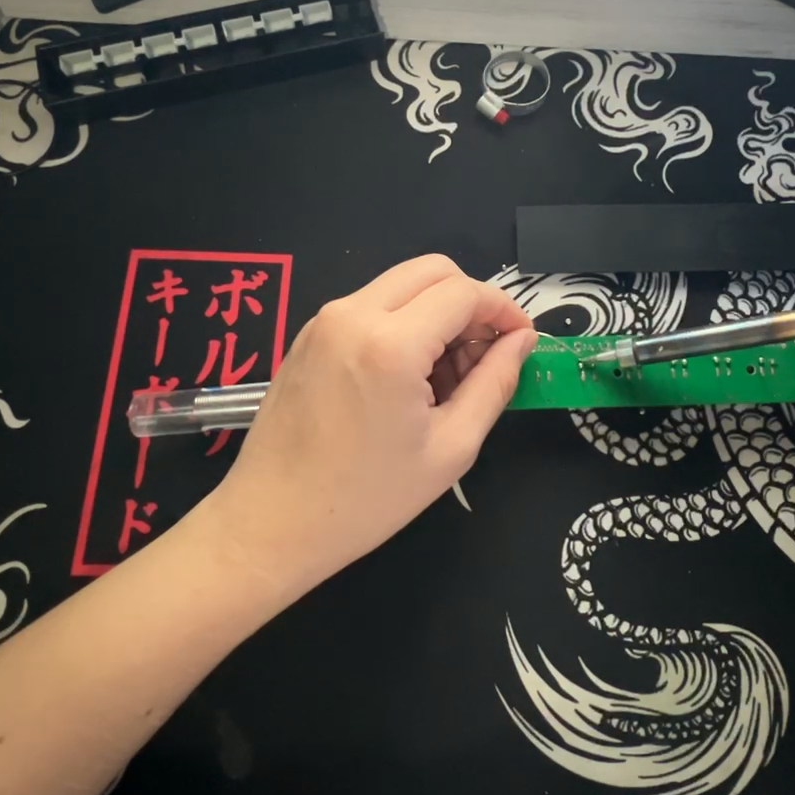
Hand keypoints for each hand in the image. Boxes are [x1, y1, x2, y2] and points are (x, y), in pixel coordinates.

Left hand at [195, 255, 537, 597]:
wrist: (271, 523)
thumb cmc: (366, 499)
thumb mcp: (450, 447)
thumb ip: (495, 383)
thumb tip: (522, 341)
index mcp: (390, 343)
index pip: (464, 292)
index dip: (504, 309)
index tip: (522, 340)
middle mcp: (352, 314)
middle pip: (433, 271)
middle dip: (471, 302)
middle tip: (485, 355)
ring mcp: (324, 320)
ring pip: (401, 285)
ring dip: (437, 312)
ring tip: (447, 377)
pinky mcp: (308, 334)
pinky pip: (371, 305)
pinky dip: (403, 322)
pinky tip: (407, 379)